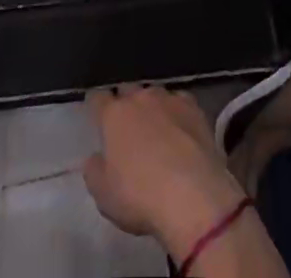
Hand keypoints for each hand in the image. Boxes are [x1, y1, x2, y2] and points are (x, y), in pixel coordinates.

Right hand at [82, 85, 248, 257]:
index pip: (97, 98)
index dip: (96, 106)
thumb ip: (94, 170)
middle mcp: (139, 99)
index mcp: (112, 114)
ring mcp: (169, 101)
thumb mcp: (103, 194)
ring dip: (152, 107)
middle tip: (127, 127)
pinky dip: (178, 112)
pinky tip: (181, 128)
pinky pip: (181, 102)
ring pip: (155, 94)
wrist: (195, 199)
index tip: (97, 117)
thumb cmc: (141, 197)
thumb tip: (97, 158)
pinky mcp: (196, 111)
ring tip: (157, 127)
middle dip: (125, 104)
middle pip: (127, 91)